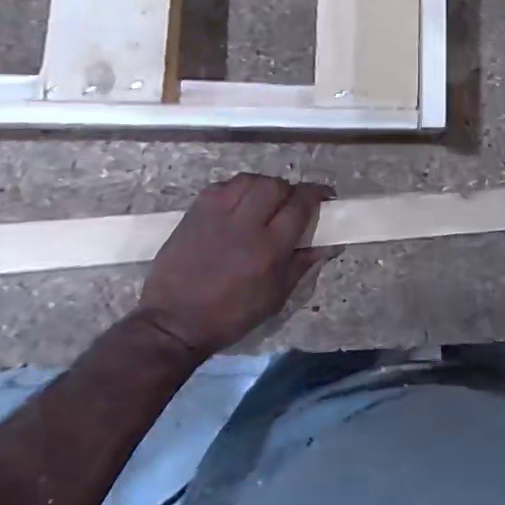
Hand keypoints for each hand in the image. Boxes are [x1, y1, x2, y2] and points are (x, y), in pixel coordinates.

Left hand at [134, 174, 337, 358]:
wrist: (173, 324)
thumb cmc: (232, 314)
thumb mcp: (277, 296)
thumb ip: (304, 263)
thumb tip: (330, 244)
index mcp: (270, 248)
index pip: (300, 204)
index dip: (317, 194)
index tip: (324, 197)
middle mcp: (244, 226)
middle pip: (275, 186)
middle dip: (289, 189)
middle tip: (289, 202)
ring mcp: (215, 217)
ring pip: (248, 180)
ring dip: (262, 185)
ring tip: (263, 200)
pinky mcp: (193, 216)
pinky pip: (220, 187)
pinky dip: (235, 189)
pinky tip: (237, 204)